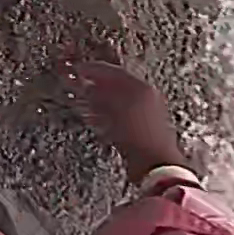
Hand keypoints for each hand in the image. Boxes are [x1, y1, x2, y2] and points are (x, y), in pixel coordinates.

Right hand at [59, 53, 188, 183]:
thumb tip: (86, 85)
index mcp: (142, 88)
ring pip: (116, 100)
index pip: (114, 71)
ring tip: (80, 99)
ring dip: (97, 99)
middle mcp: (146, 98)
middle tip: (77, 82)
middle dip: (95, 84)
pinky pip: (118, 115)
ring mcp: (144, 115)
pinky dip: (104, 113)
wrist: (156, 166)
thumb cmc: (137, 134)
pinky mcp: (141, 130)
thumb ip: (98, 94)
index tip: (78, 68)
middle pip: (115, 85)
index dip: (94, 69)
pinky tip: (92, 117)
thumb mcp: (113, 109)